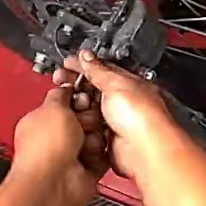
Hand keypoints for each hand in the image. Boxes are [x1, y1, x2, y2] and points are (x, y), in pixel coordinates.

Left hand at [10, 83, 107, 205]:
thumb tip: (66, 88)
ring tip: (85, 144)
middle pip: (86, 118)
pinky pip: (103, 156)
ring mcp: (71, 155)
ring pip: (97, 136)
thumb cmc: (43, 149)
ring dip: (94, 138)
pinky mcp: (85, 170)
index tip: (82, 99)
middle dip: (88, 119)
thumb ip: (61, 94)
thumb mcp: (52, 107)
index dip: (78, 99)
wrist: (54, 183)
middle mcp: (56, 138)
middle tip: (81, 124)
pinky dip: (100, 156)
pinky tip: (91, 156)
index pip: (67, 102)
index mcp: (42, 120)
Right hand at [53, 52, 185, 182]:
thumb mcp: (115, 83)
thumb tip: (86, 56)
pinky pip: (88, 130)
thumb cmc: (142, 115)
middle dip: (76, 84)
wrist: (144, 149)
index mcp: (128, 84)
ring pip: (88, 110)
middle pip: (93, 90)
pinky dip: (81, 125)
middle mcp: (123, 102)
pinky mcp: (108, 140)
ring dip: (77, 106)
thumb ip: (98, 70)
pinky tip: (73, 120)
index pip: (102, 70)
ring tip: (66, 100)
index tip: (67, 64)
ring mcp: (115, 121)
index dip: (83, 66)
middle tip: (61, 80)